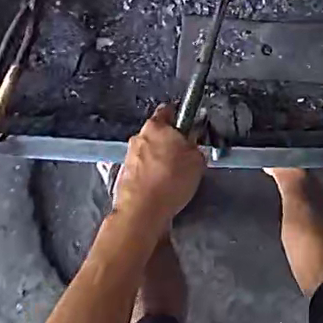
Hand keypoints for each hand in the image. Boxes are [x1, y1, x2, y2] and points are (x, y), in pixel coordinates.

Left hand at [114, 106, 205, 233]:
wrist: (142, 212)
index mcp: (156, 126)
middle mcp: (139, 138)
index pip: (169, 110)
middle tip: (188, 154)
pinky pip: (143, 170)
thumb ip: (195, 145)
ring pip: (150, 152)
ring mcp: (129, 157)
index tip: (190, 124)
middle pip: (159, 133)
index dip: (181, 117)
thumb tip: (192, 143)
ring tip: (177, 175)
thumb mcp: (197, 159)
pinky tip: (165, 187)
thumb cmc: (170, 180)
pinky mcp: (125, 176)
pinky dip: (153, 175)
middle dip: (172, 142)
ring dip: (161, 160)